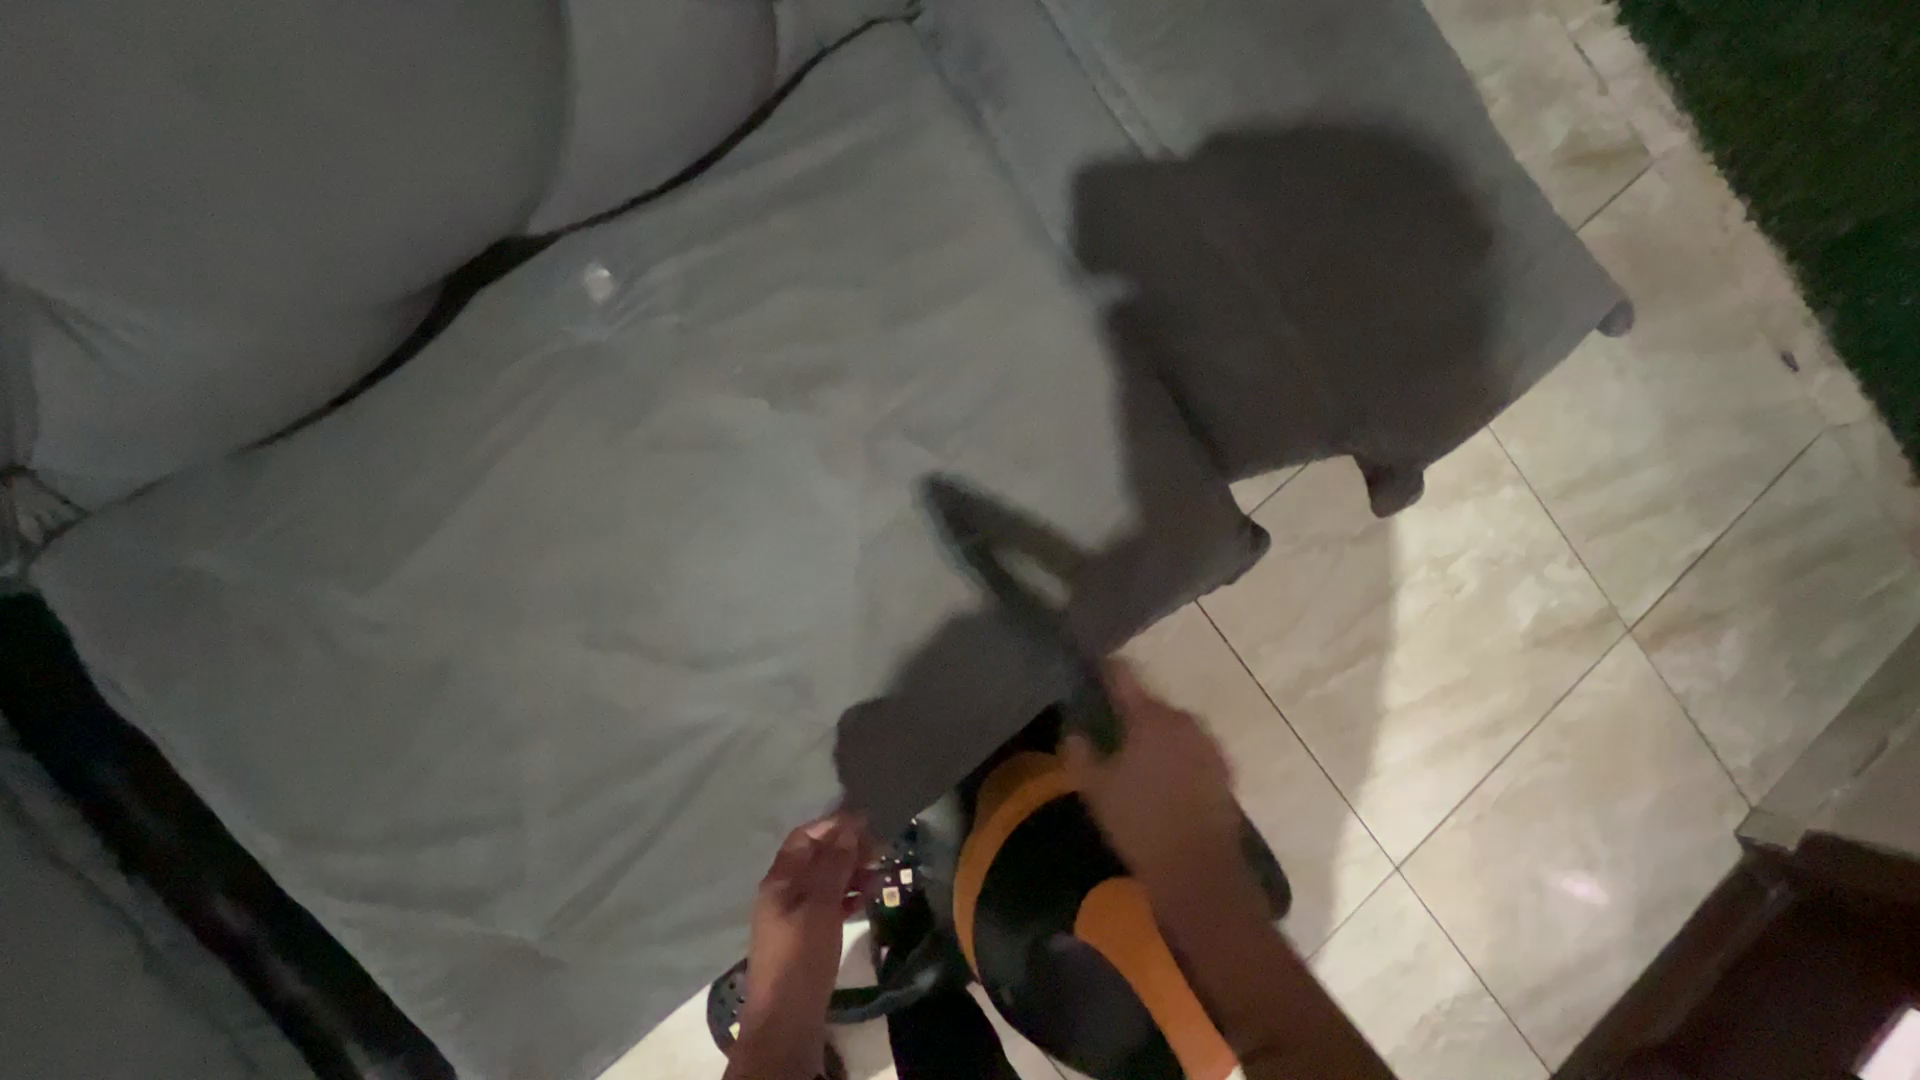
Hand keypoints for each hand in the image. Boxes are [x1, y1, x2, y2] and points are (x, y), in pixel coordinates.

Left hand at [730, 813, 870, 1078]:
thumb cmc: (801, 955)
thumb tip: (849, 825)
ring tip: (879, 873)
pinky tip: (866, 899)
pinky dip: (846, 896)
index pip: (805, 837)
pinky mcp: (806, 938)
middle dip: (846, 848)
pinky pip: (827, 904)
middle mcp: (783, 892)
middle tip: (879, 848)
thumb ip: (834, 864)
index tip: (866, 822)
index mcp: (779, 879)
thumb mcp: (820, 904)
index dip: (833, 825)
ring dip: (850, 872)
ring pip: (823, 881)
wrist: (786, 1020)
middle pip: (815, 858)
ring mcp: (793, 916)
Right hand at [1062, 662, 1245, 900]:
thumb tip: (1074, 730)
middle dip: (1132, 710)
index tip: (1093, 670)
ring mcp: (1209, 745)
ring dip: (1157, 735)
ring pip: (1175, 728)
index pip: (1123, 676)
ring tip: (1138, 757)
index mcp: (1150, 716)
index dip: (1106, 671)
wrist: (1198, 869)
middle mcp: (1184, 720)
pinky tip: (1166, 779)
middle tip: (1111, 728)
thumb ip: (1079, 751)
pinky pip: (1193, 751)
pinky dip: (1178, 756)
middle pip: (1152, 703)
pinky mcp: (1225, 770)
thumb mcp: (1094, 788)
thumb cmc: (1139, 823)